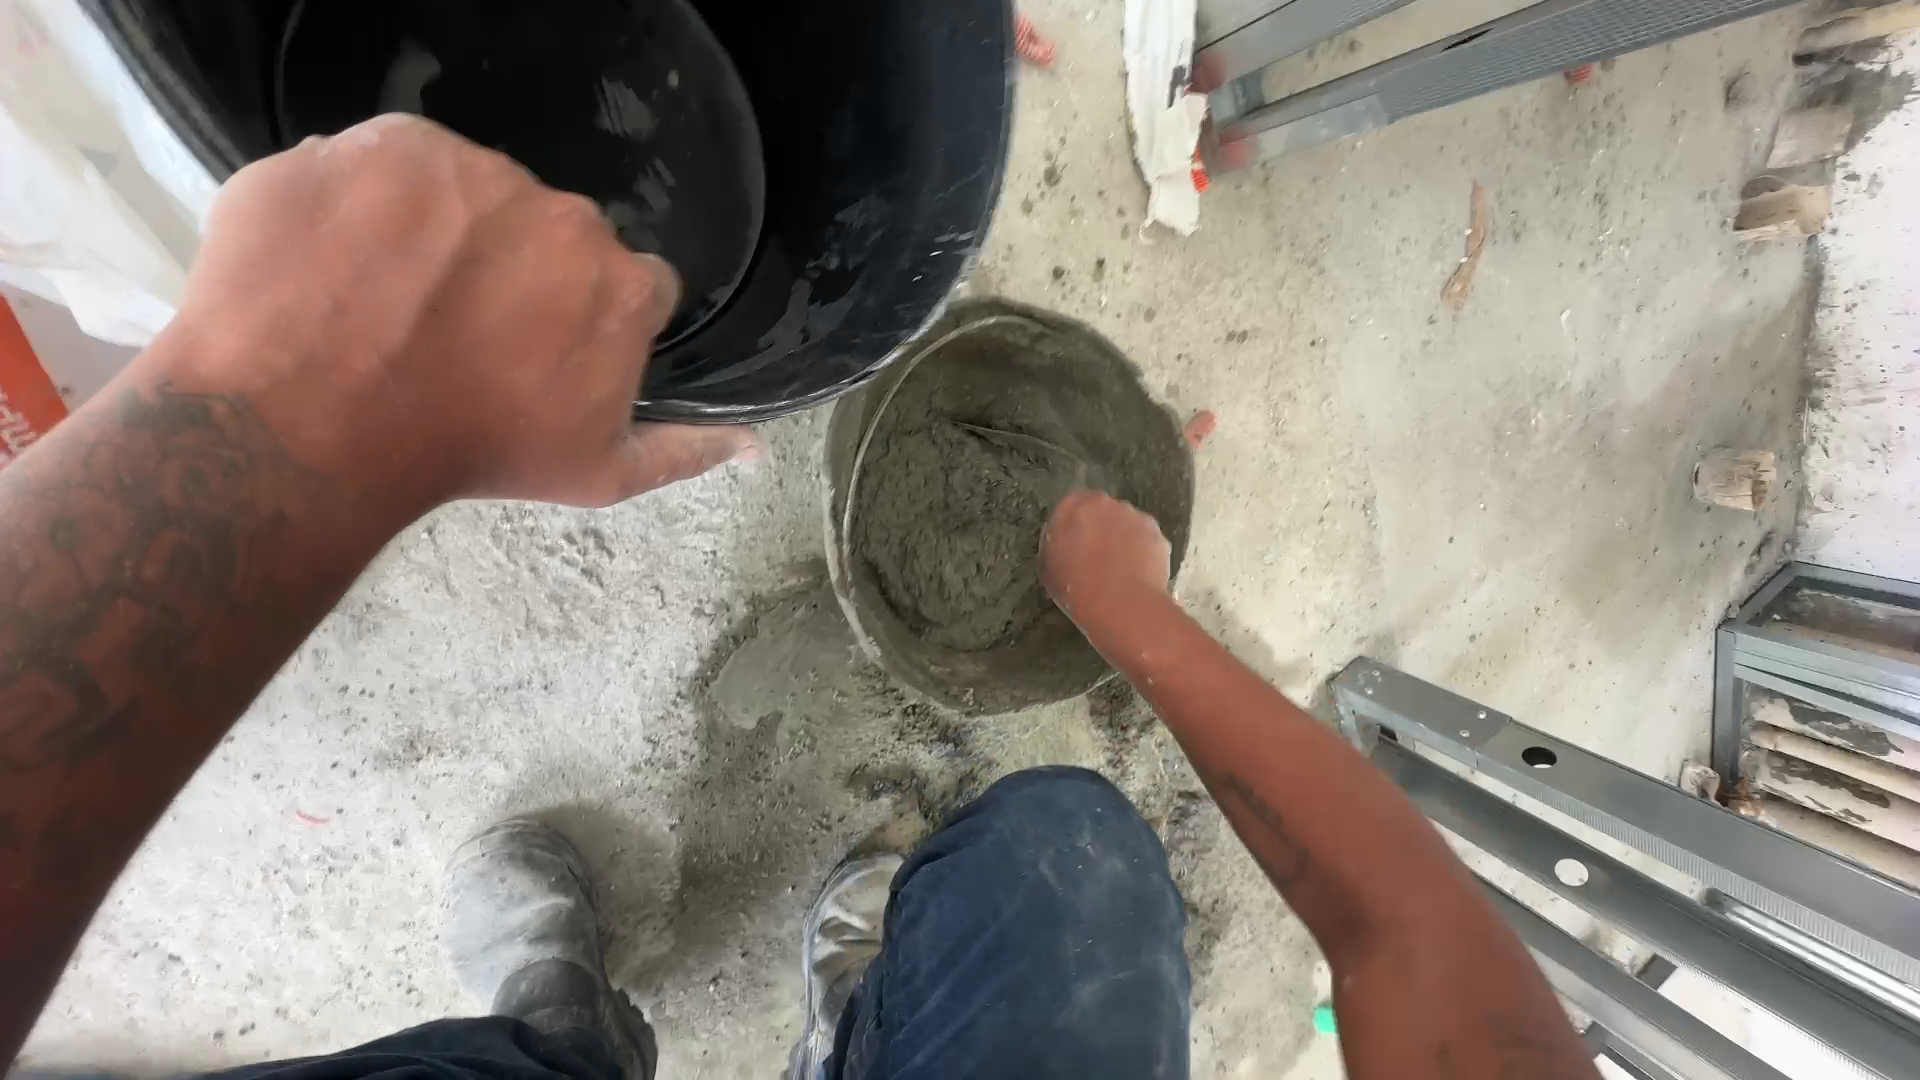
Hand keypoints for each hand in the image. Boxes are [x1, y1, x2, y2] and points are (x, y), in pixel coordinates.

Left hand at [155, 113, 757, 512]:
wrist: (317, 426)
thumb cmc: (480, 454)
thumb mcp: (603, 472)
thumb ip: (689, 449)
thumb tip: (758, 445)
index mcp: (623, 288)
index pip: (633, 283)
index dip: (595, 315)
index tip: (554, 345)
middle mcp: (567, 217)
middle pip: (563, 236)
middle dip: (534, 272)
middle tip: (478, 326)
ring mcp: (476, 173)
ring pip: (488, 195)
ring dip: (464, 233)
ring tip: (413, 296)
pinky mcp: (388, 143)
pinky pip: (408, 162)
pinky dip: (393, 200)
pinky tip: (367, 258)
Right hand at [1039, 489, 1170, 623]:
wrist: (1121, 604)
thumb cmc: (1075, 588)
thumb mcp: (1048, 565)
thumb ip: (1056, 541)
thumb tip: (1066, 539)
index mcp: (1071, 507)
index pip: (1071, 505)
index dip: (1074, 525)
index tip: (1074, 543)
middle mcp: (1103, 503)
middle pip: (1100, 510)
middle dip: (1099, 527)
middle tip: (1097, 555)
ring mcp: (1132, 515)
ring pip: (1125, 522)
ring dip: (1122, 536)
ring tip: (1121, 567)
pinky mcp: (1156, 531)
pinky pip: (1145, 537)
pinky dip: (1142, 549)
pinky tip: (1138, 571)